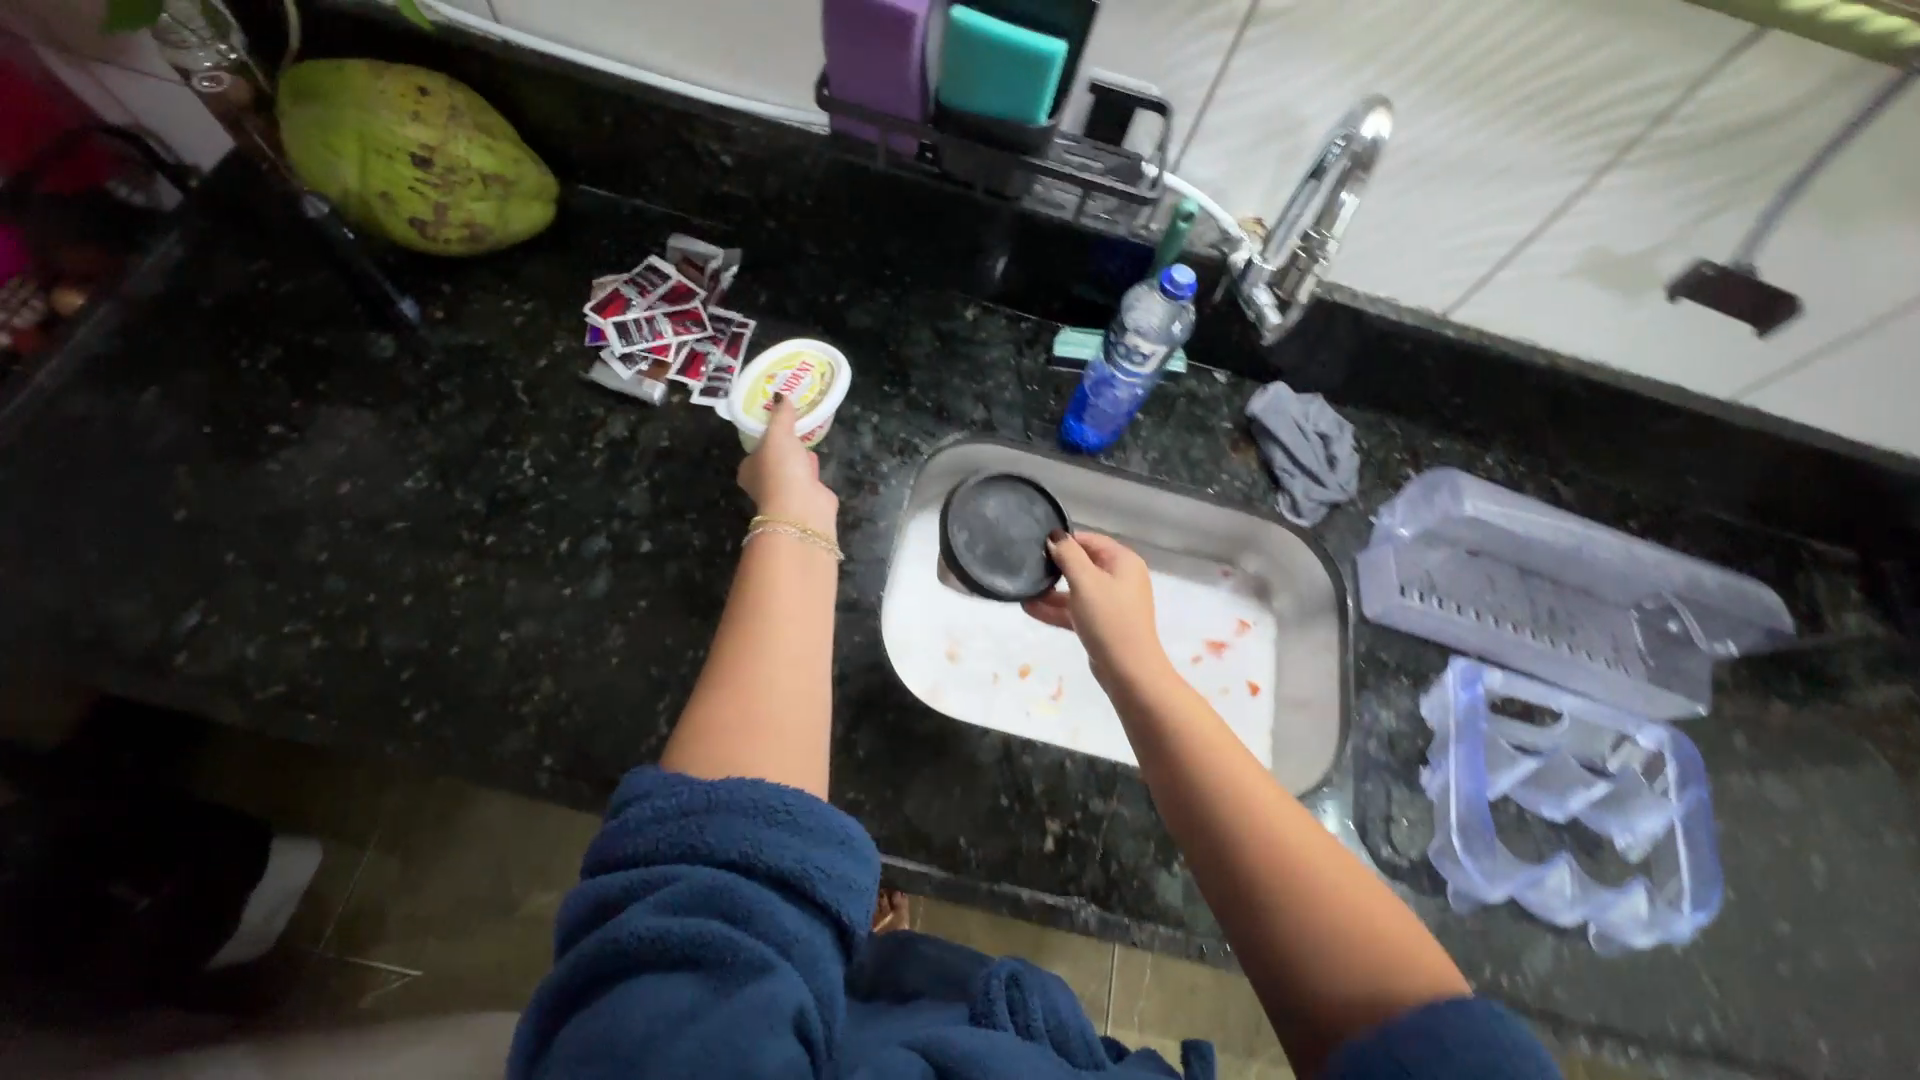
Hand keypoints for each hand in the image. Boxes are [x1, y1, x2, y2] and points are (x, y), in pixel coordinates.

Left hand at [737, 394, 838, 536]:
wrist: (802, 508)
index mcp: (748, 469)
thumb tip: (781, 395)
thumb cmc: (780, 470)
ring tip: (806, 435)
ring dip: (797, 455)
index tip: (777, 418)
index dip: (765, 434)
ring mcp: (785, 492)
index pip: (755, 447)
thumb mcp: (778, 435)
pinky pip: (807, 476)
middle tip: (793, 424)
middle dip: (782, 445)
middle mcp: (763, 482)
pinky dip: (810, 466)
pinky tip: (816, 455)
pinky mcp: (805, 498)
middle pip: (773, 458)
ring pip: (790, 468)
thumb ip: (781, 415)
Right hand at [1024, 532, 1175, 695]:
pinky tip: (1029, 608)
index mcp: (1123, 562)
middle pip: (1083, 564)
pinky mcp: (1102, 624)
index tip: (1038, 545)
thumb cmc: (1108, 619)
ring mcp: (1111, 603)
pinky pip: (1076, 610)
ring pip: (1077, 590)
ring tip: (1023, 590)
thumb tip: (1055, 536)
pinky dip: (1057, 609)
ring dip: (1051, 591)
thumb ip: (1068, 555)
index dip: (1065, 541)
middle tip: (1027, 566)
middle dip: (1055, 567)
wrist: (1128, 670)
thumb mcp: (1085, 581)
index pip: (1091, 540)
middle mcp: (1120, 578)